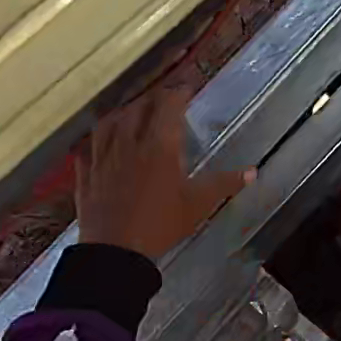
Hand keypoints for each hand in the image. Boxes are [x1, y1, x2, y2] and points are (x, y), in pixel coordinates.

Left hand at [76, 85, 247, 260]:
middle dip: (153, 99)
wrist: (116, 251)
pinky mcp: (86, 174)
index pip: (168, 105)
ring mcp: (103, 157)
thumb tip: (253, 171)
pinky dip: (97, 141)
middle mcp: (128, 142)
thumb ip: (224, 184)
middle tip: (165, 100)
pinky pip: (89, 149)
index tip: (187, 89)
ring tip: (133, 113)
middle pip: (138, 108)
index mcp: (159, 145)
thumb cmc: (161, 224)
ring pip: (110, 122)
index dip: (178, 93)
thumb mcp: (198, 204)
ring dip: (124, 112)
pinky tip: (100, 144)